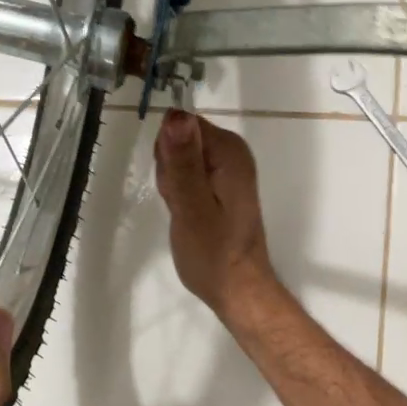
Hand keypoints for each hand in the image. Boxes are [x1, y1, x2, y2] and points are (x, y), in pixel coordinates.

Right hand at [155, 110, 277, 318]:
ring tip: (186, 215)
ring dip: (174, 188)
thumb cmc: (213, 254)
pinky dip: (182, 197)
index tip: (174, 188)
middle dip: (170, 173)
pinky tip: (189, 218)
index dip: (168, 156)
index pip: (180, 125)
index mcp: (229, 152)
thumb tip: (176, 115)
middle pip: (180, 141)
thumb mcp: (191, 208)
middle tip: (181, 206)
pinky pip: (189, 178)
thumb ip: (182, 162)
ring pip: (180, 161)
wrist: (238, 289)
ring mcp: (228, 171)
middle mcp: (233, 153)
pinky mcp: (222, 187)